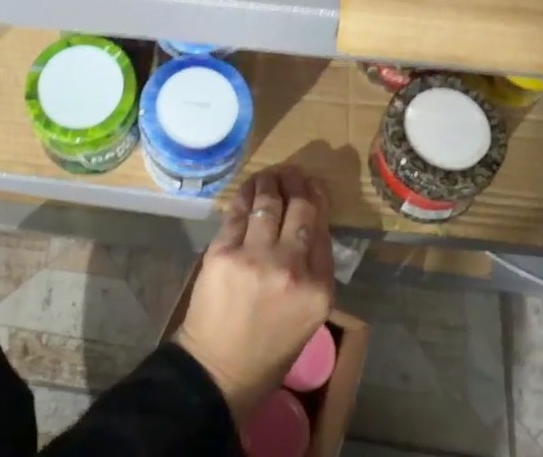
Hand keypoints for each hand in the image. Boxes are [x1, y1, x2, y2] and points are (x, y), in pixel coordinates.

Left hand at [174, 165, 335, 421]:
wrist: (219, 370)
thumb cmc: (268, 349)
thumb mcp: (308, 315)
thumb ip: (314, 272)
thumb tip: (310, 227)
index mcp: (319, 290)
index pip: (323, 230)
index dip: (319, 201)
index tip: (315, 186)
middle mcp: (292, 269)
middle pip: (300, 211)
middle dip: (298, 185)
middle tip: (295, 173)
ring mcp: (255, 258)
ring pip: (269, 205)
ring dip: (271, 183)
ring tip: (272, 175)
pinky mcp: (223, 252)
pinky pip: (238, 214)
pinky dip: (246, 195)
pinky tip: (250, 186)